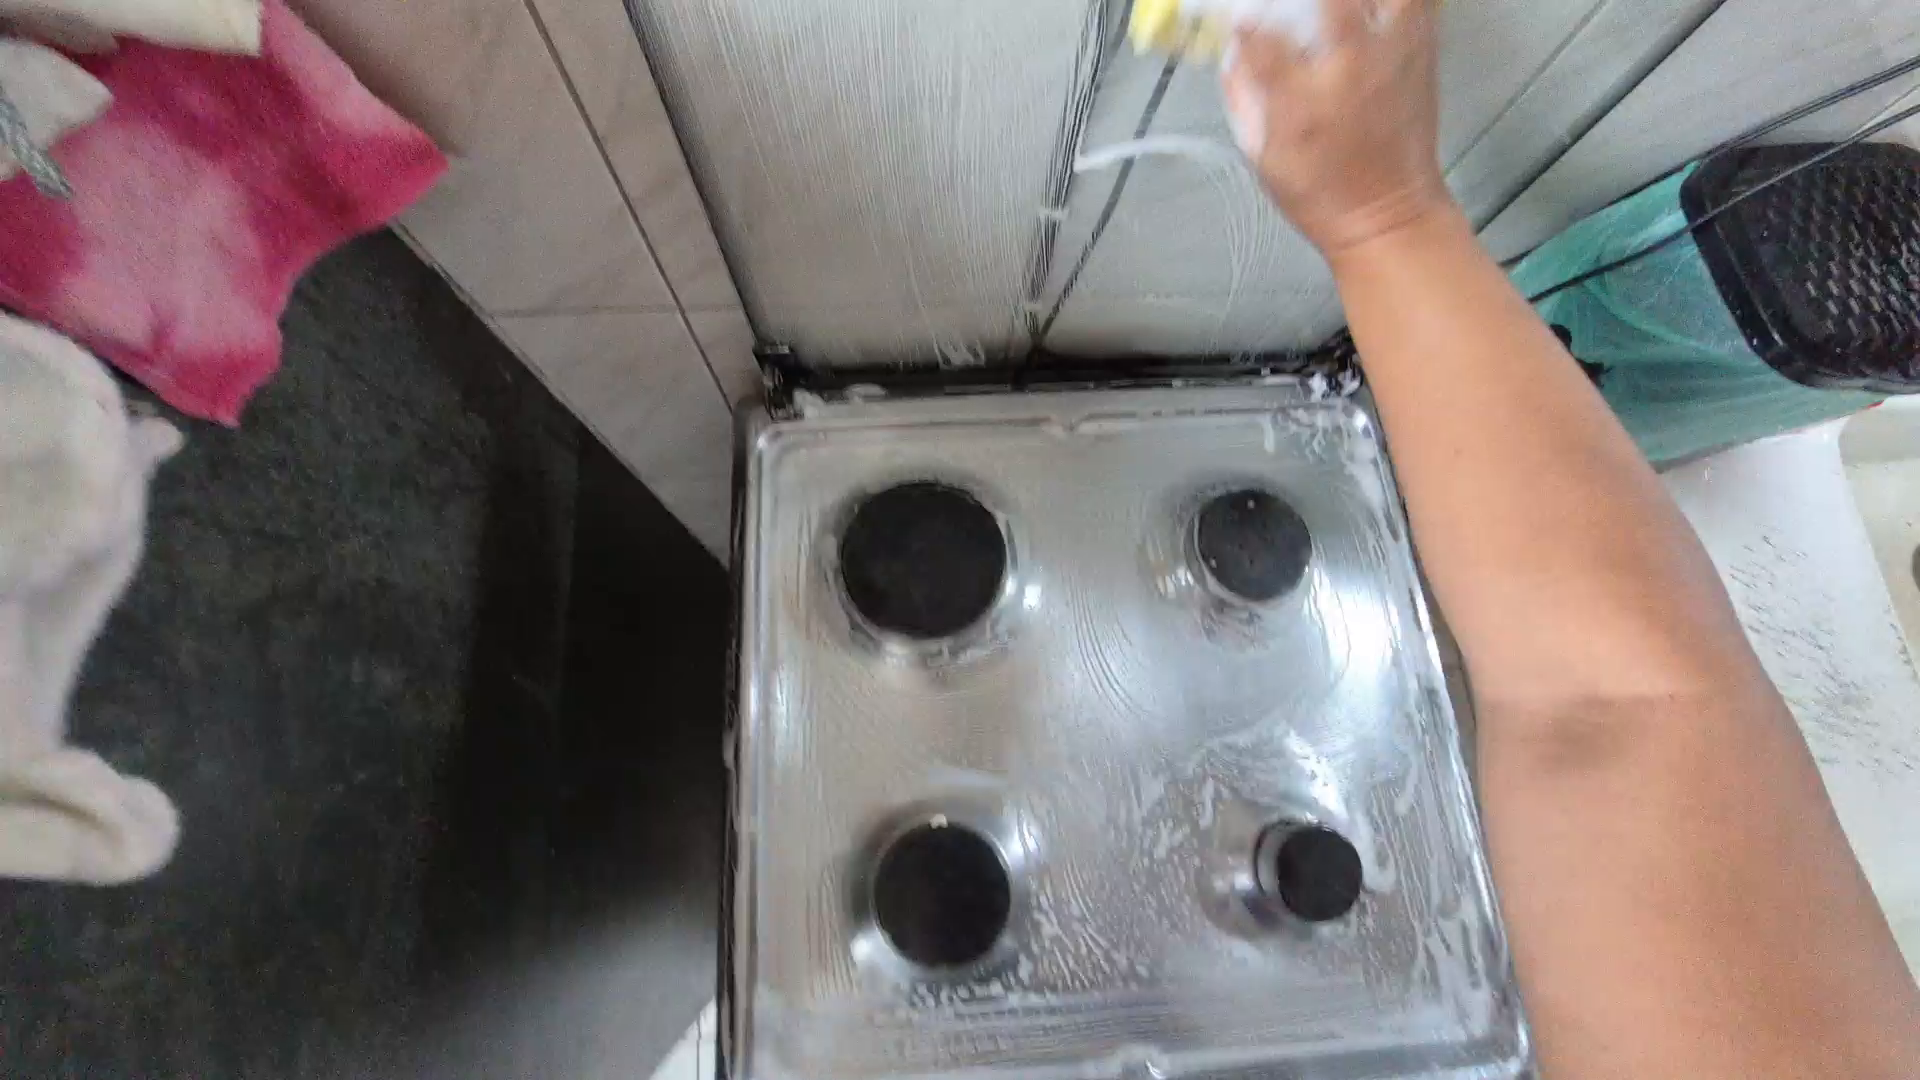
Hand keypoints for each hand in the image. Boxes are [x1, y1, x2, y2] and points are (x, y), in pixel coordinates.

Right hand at [1222, 0, 1456, 256]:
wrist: (1386, 211)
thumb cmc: (1317, 193)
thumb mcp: (1262, 157)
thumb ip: (1244, 97)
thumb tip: (1234, 49)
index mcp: (1298, 104)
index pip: (1259, 37)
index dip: (1244, 19)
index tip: (1239, 17)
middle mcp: (1346, 69)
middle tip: (1283, 3)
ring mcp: (1390, 51)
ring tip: (1326, 8)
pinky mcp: (1422, 43)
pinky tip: (1361, 10)